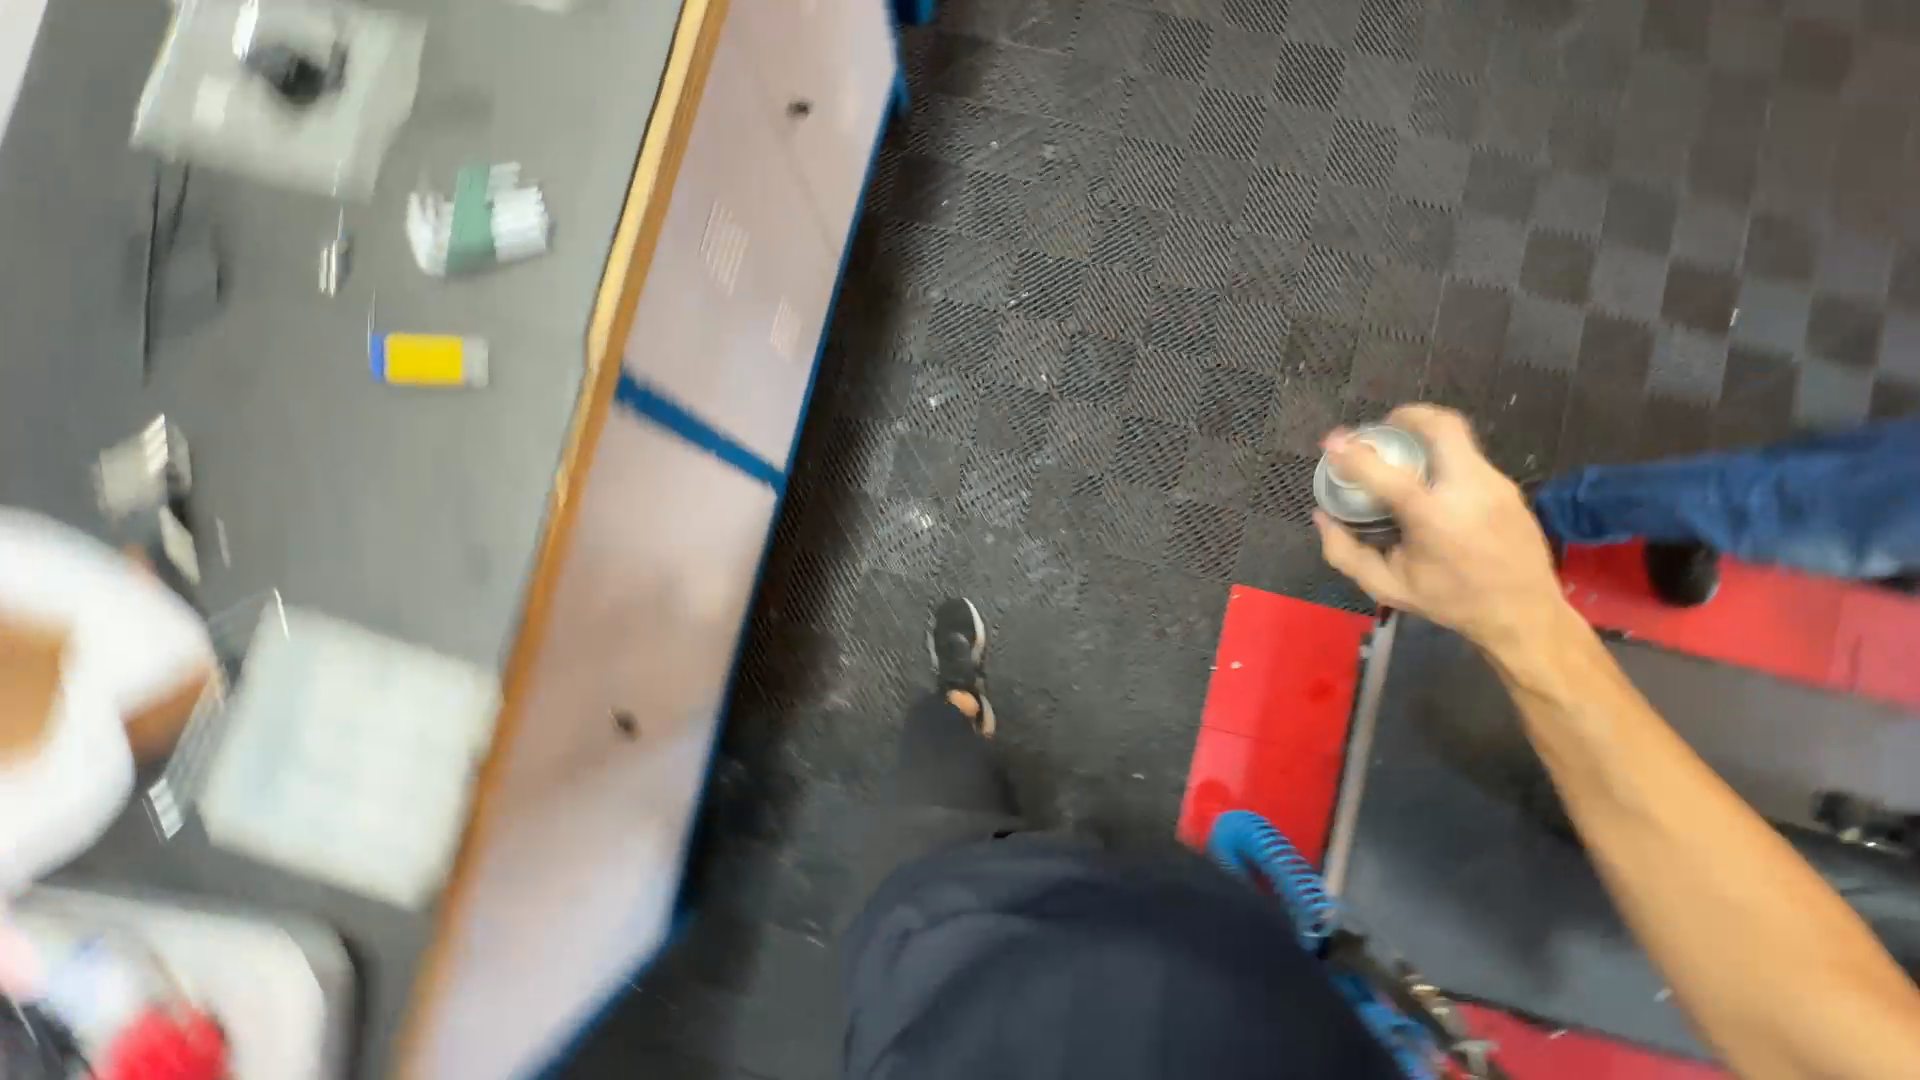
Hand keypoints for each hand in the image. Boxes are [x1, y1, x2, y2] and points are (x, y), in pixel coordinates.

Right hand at [1313, 404, 1569, 651]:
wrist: (1524, 613)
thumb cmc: (1450, 601)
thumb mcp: (1387, 586)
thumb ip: (1346, 552)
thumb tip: (1323, 518)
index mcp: (1433, 518)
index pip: (1384, 473)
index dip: (1352, 453)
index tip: (1332, 442)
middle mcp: (1468, 490)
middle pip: (1442, 428)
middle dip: (1409, 416)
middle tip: (1386, 425)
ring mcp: (1495, 485)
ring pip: (1459, 440)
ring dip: (1428, 436)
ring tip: (1406, 451)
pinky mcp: (1509, 489)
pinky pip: (1471, 460)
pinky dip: (1445, 459)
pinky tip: (1433, 481)